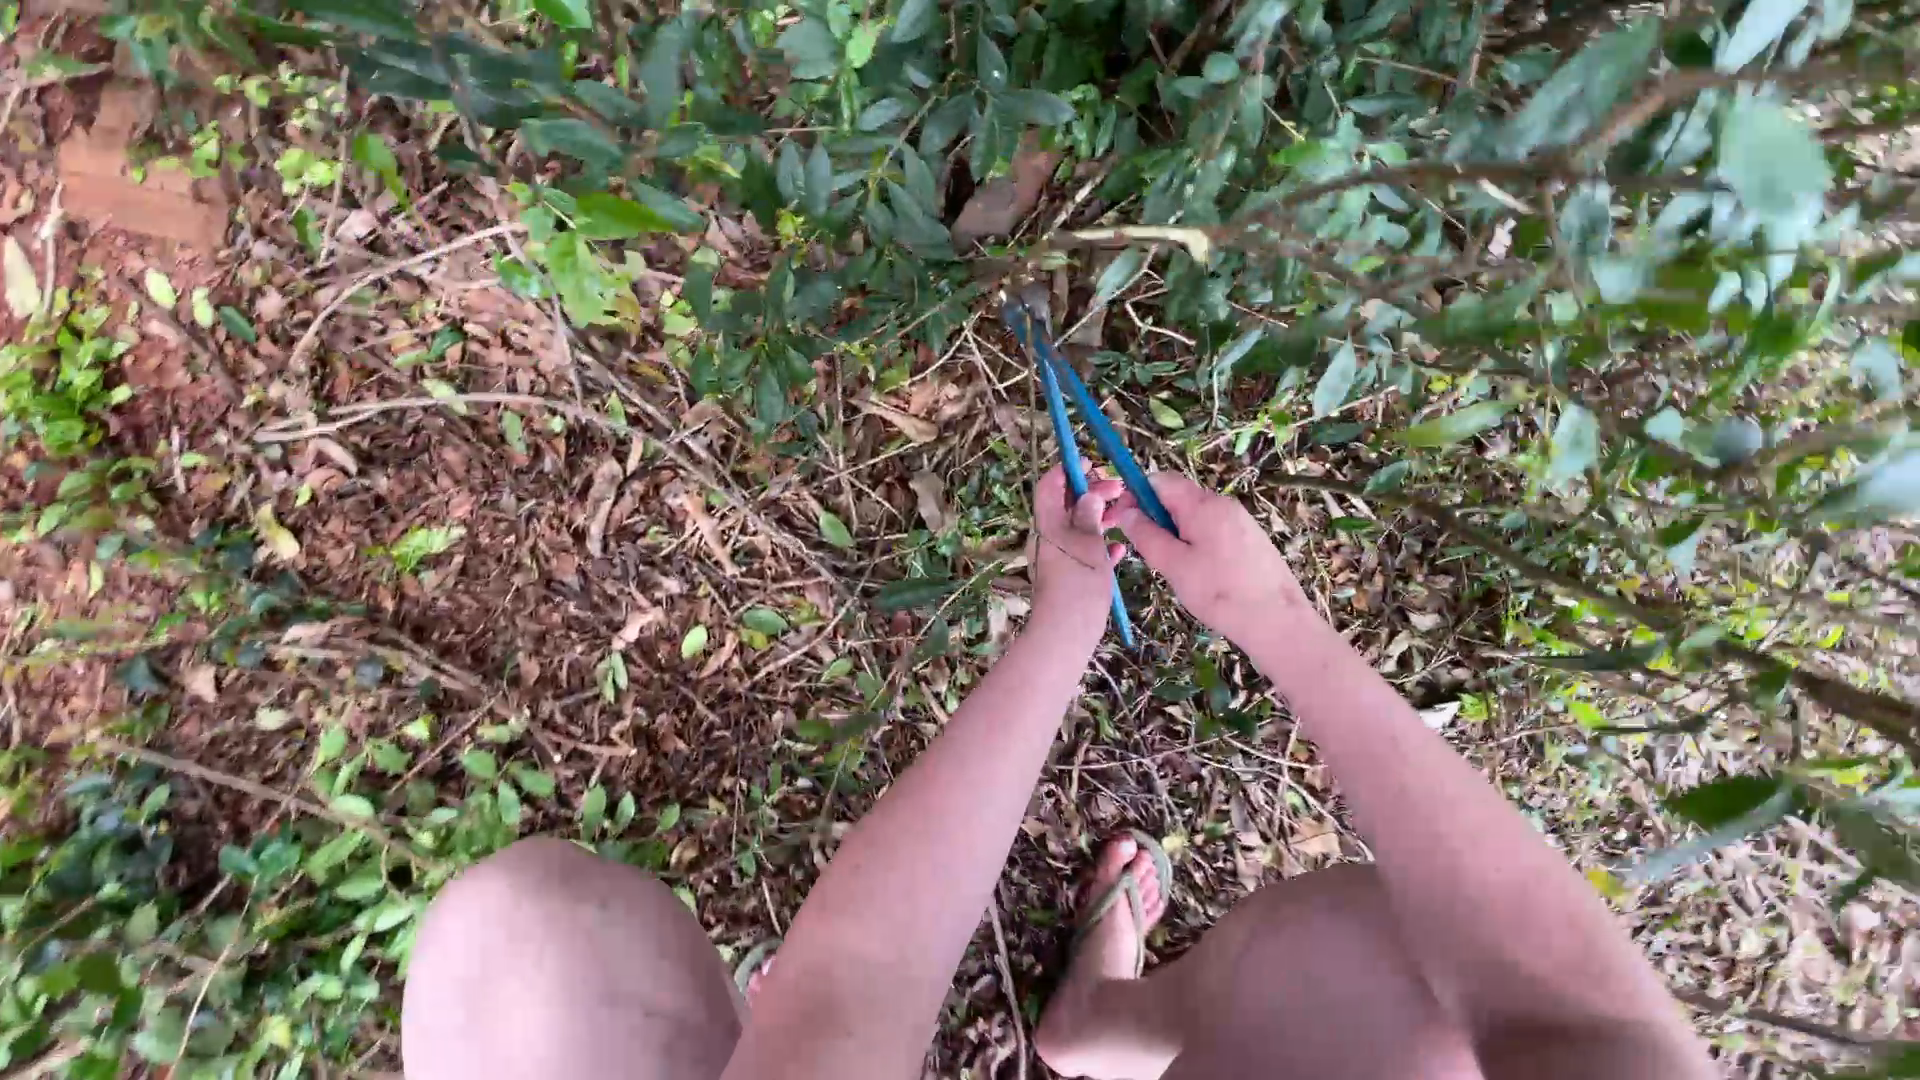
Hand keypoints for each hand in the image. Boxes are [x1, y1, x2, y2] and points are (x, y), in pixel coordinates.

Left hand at [1029, 465, 1126, 623]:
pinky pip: (1084, 553)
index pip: (1049, 486)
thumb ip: (1089, 515)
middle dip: (1092, 493)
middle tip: (1118, 490)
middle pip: (1066, 505)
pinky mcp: (1067, 577)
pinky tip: (1120, 549)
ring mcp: (1057, 558)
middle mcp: (1047, 538)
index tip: (1092, 464)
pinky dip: (1100, 546)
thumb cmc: (1078, 582)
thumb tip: (1089, 495)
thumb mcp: (1089, 543)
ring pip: (1078, 528)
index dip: (1068, 471)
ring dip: (1099, 518)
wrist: (1066, 631)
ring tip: (1123, 515)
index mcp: (1047, 524)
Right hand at [1107, 472, 1316, 647]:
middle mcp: (1223, 504)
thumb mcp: (1173, 565)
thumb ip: (1146, 535)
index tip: (1122, 521)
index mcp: (1202, 505)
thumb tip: (1127, 512)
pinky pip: (1212, 530)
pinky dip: (1195, 543)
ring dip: (1174, 533)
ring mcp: (1240, 520)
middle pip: (1177, 497)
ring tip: (1174, 568)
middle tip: (1148, 553)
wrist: (1278, 621)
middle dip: (1155, 517)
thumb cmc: (1220, 593)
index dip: (1136, 494)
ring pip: (1194, 516)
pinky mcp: (1250, 539)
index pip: (1160, 479)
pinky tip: (1199, 574)